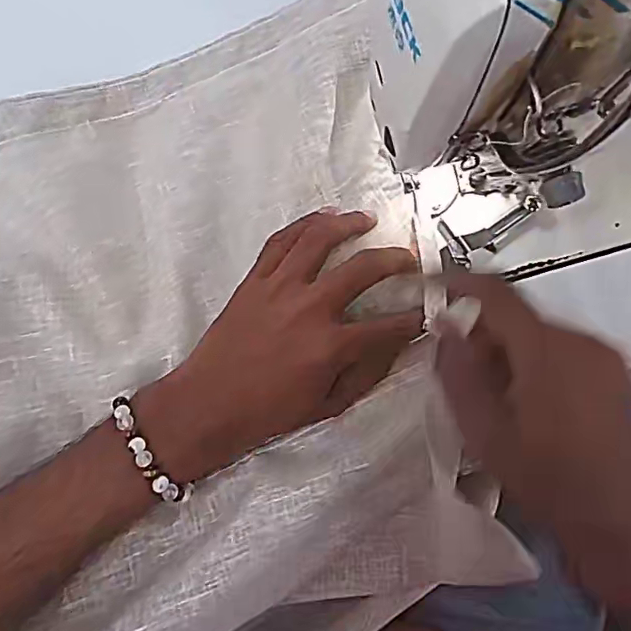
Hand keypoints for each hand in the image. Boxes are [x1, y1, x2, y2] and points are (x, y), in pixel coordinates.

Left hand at [138, 210, 422, 479]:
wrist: (208, 403)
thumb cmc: (266, 411)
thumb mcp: (327, 404)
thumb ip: (365, 375)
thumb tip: (393, 349)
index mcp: (330, 346)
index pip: (387, 326)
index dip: (412, 320)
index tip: (422, 315)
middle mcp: (308, 309)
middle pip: (363, 269)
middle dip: (394, 260)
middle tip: (407, 258)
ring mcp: (278, 289)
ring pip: (318, 239)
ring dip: (347, 224)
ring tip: (366, 220)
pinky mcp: (254, 281)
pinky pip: (280, 242)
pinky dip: (303, 226)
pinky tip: (320, 220)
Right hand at [433, 273, 630, 609]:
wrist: (616, 519)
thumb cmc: (550, 483)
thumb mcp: (484, 431)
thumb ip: (458, 371)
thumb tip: (445, 329)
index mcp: (548, 352)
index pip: (497, 294)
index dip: (460, 282)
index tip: (437, 282)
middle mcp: (583, 343)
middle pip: (519, 315)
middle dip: (484, 333)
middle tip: (465, 367)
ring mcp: (604, 356)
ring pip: (540, 331)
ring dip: (510, 349)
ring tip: (499, 396)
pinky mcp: (614, 370)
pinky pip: (563, 347)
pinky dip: (536, 359)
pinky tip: (528, 400)